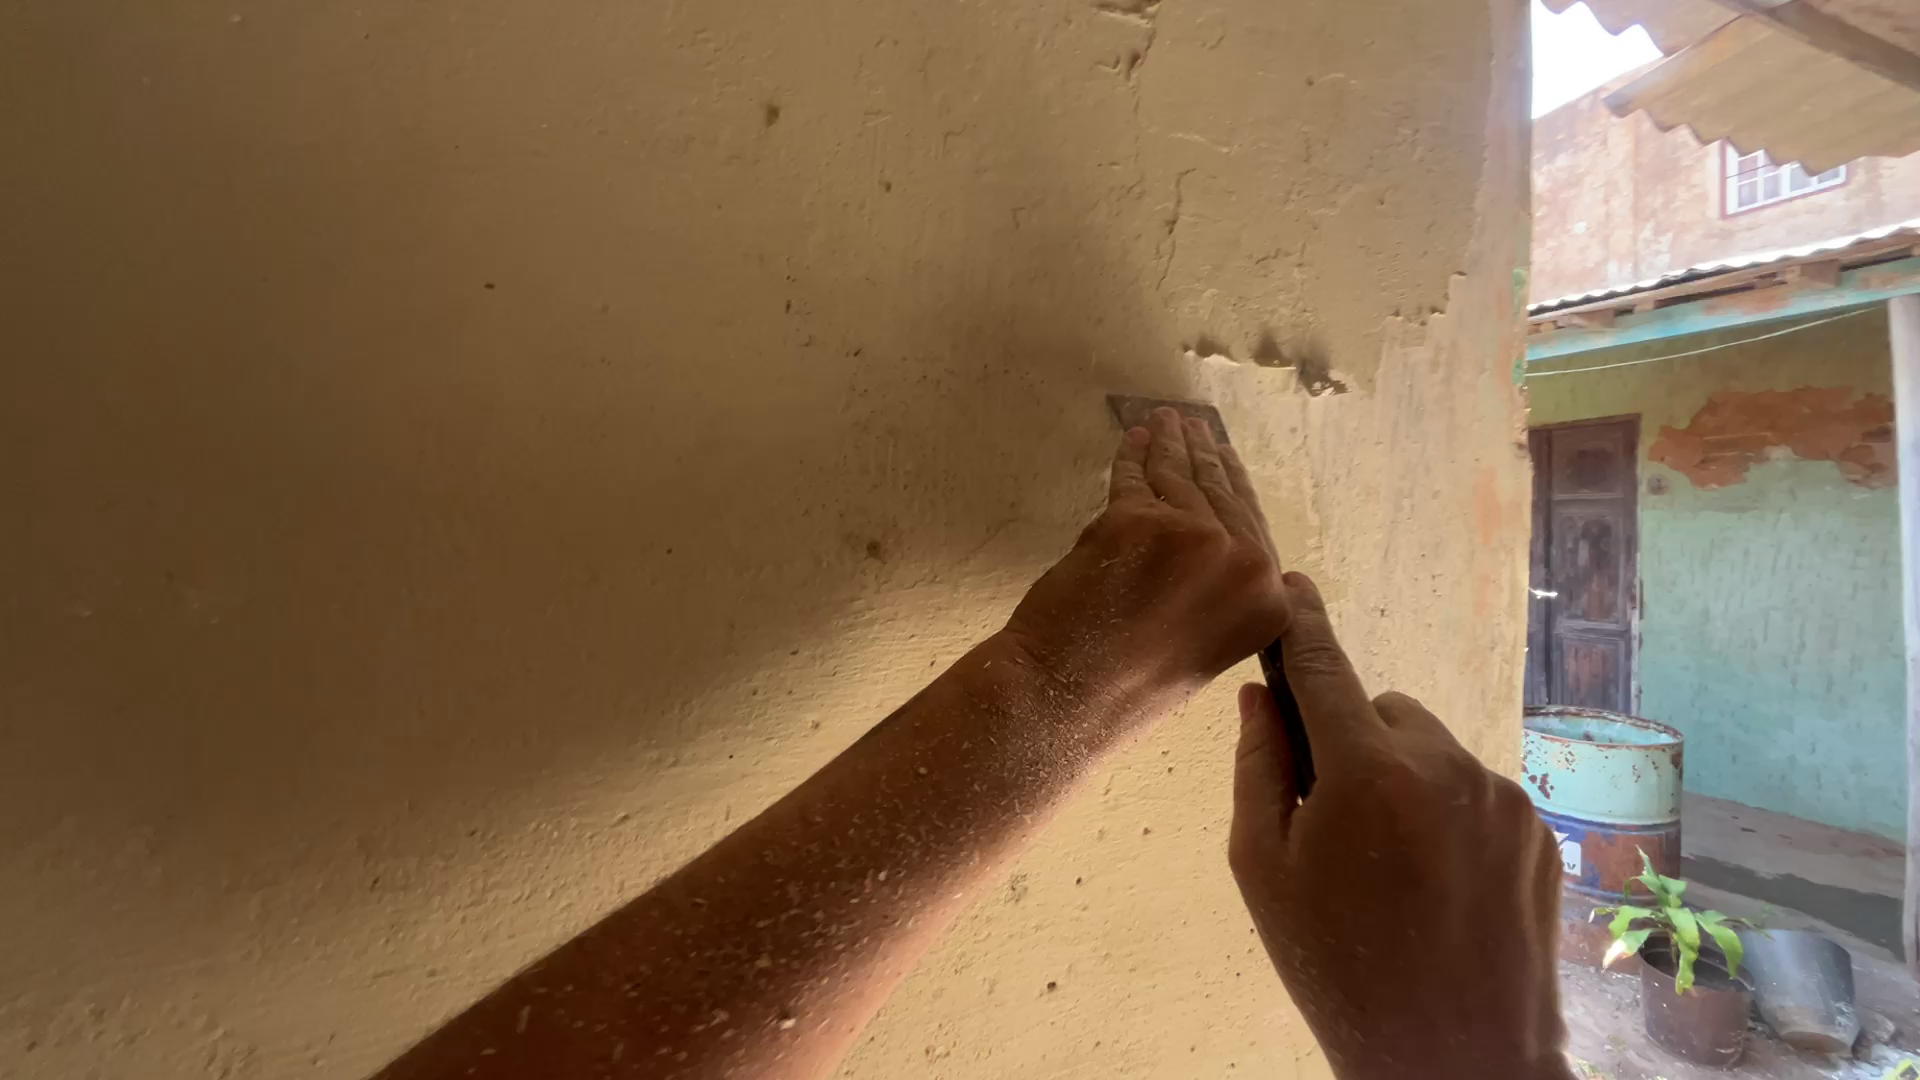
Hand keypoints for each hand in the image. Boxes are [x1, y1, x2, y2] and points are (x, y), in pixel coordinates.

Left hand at [1004, 407, 1289, 700]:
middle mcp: (1242, 563)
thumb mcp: (1198, 640)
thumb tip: (1206, 533)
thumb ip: (1215, 586)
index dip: (1234, 485)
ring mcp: (1192, 537)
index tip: (1225, 455)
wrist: (1066, 695)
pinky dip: (1129, 456)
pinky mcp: (1137, 520)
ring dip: (1168, 443)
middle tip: (1195, 425)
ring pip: (1178, 476)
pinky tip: (1134, 438)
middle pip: (1218, 492)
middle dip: (1203, 454)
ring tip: (1165, 420)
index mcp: (1267, 603)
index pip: (1251, 525)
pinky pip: (1133, 478)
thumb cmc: (1125, 684)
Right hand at [1229, 575, 1569, 1079]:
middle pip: (1379, 708)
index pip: (1322, 668)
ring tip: (1387, 852)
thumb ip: (1257, 765)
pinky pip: (1467, 781)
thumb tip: (1259, 697)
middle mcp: (1445, 766)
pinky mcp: (1536, 828)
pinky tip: (1432, 870)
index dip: (1301, 623)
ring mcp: (1501, 796)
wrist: (1457, 1063)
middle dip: (1348, 734)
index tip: (1291, 584)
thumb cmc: (1333, 960)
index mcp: (1366, 773)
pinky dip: (1438, 800)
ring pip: (1425, 742)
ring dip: (1395, 768)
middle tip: (1330, 807)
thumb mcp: (1261, 864)